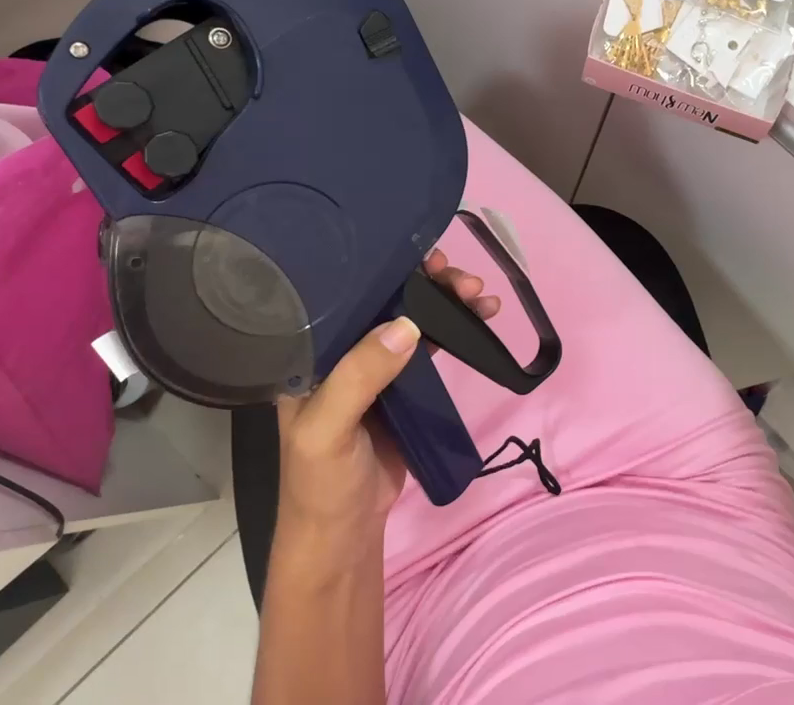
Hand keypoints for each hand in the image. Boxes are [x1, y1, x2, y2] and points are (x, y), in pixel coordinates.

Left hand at [274, 251, 497, 546]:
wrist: (344, 535)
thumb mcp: (328, 429)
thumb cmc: (320, 482)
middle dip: (428, 287)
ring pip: (414, 323)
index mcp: (311, 353)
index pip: (349, 299)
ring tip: (482, 296)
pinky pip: (430, 351)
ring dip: (448, 305)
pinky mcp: (403, 390)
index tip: (424, 258)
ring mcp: (375, 371)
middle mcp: (342, 354)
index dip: (386, 274)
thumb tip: (408, 325)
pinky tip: (479, 320)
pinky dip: (454, 333)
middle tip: (465, 281)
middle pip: (389, 305)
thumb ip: (360, 376)